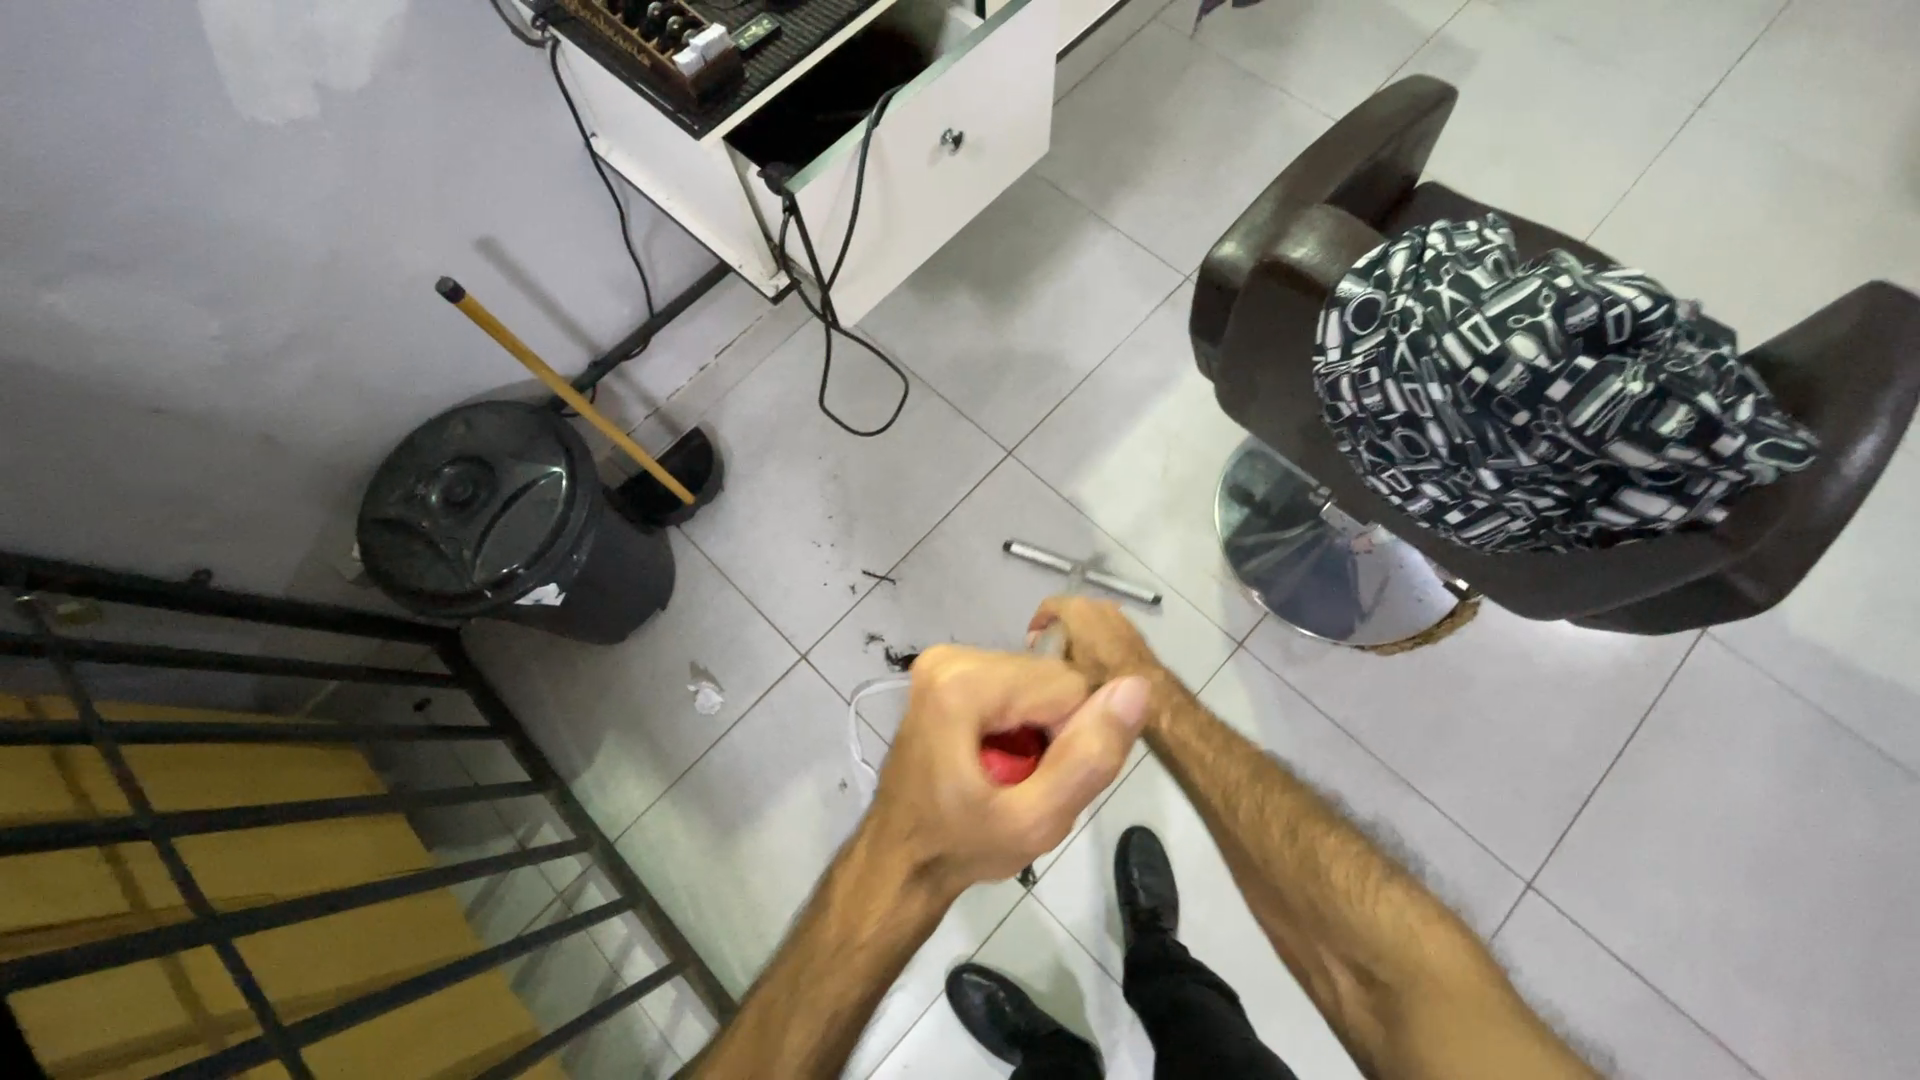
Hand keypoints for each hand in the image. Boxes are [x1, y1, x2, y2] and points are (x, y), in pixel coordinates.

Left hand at [867, 645, 1149, 895]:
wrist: (898, 860)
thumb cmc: (960, 848)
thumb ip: (1089, 757)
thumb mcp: (1035, 822)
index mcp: (964, 684)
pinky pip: (1017, 684)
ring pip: (1040, 681)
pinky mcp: (947, 671)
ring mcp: (945, 660)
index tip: (1038, 784)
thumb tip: (1137, 687)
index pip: (1070, 687)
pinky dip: (1020, 722)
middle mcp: (950, 657)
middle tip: (1024, 784)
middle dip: (1054, 732)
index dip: (1071, 742)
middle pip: (1052, 679)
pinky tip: (996, 758)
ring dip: (1040, 729)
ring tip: (1008, 774)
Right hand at [1028, 596, 1165, 687]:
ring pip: (1089, 618)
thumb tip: (1036, 643)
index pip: (1048, 606)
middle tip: (1048, 650)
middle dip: (1057, 628)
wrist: (1146, 687)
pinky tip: (1093, 660)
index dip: (1037, 623)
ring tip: (1069, 657)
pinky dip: (1094, 637)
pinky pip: (1105, 627)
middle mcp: (1098, 603)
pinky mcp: (1131, 627)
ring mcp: (1118, 613)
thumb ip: (1046, 650)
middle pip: (1069, 610)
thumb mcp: (1062, 668)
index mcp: (1078, 608)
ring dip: (1077, 633)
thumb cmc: (1098, 677)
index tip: (1031, 642)